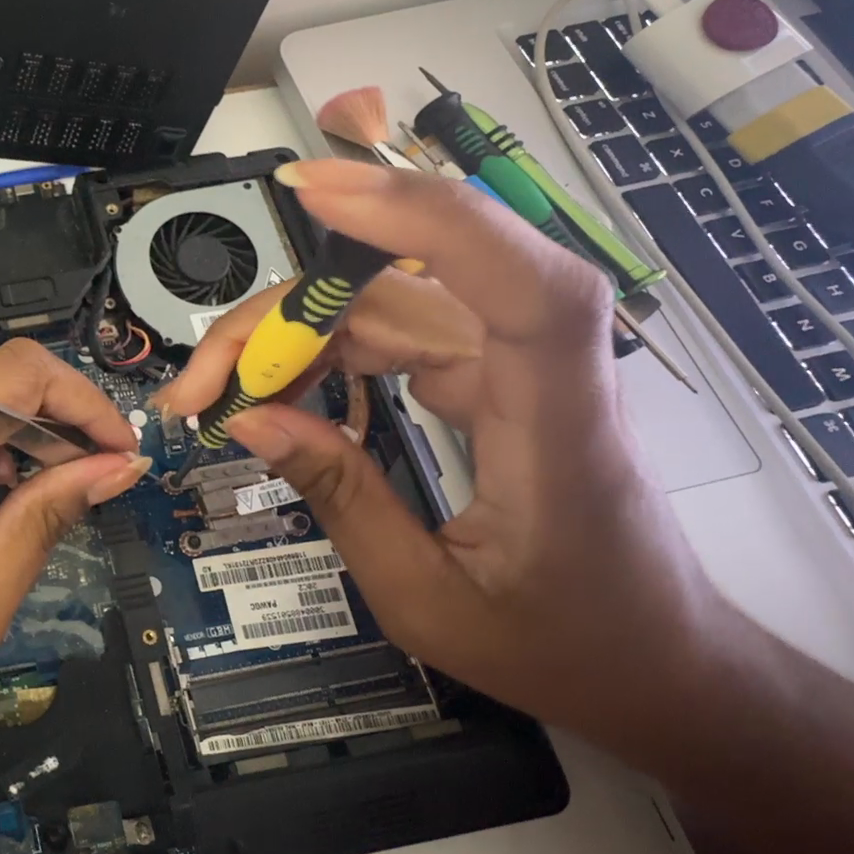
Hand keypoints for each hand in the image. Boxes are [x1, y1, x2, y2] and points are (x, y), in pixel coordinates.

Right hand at [157, 160, 723, 734]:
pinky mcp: (488, 371)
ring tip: (217, 395)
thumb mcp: (425, 598)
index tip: (316, 191)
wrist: (656, 662)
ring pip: (381, 305)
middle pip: (398, 292)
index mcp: (557, 428)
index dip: (420, 219)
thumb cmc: (559, 643)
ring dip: (287, 338)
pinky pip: (390, 334)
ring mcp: (512, 363)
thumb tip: (249, 416)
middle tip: (197, 387)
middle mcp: (539, 370)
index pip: (517, 284)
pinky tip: (275, 389)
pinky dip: (320, 353)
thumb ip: (340, 498)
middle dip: (280, 321)